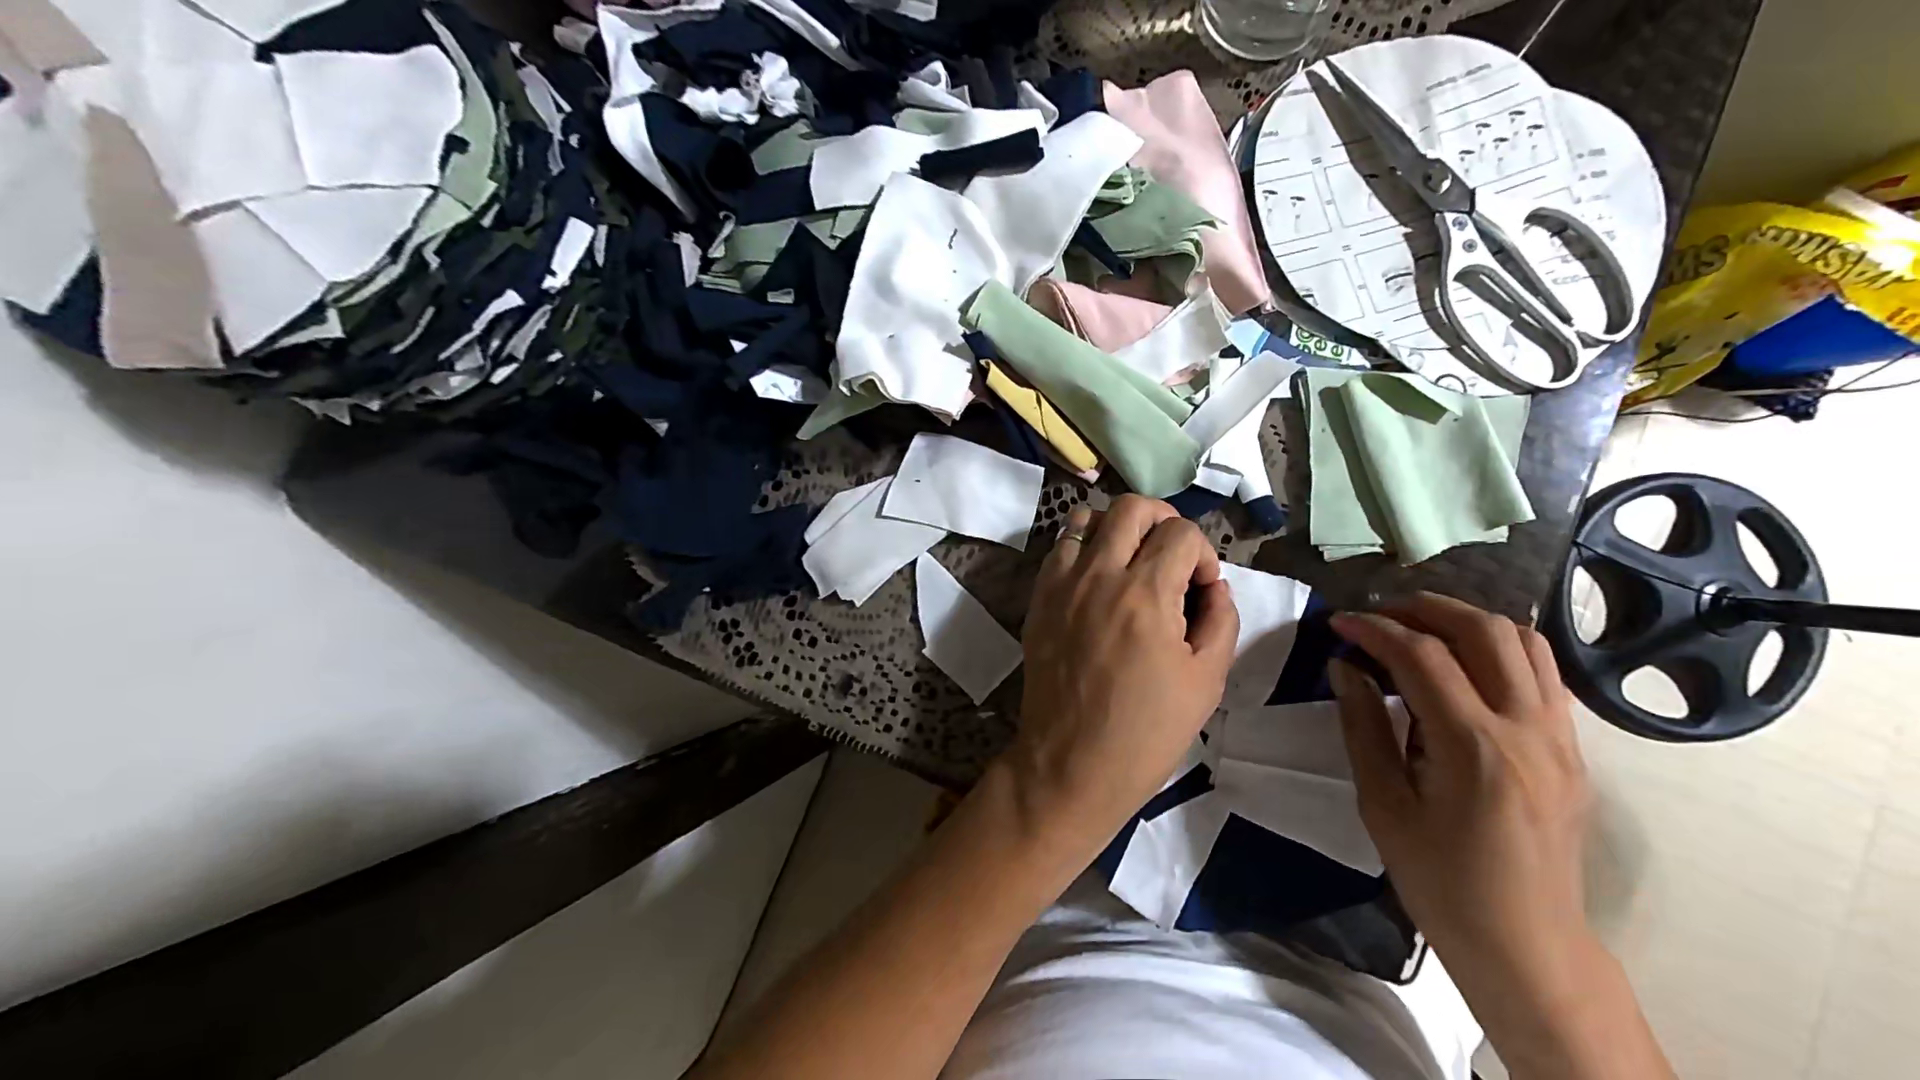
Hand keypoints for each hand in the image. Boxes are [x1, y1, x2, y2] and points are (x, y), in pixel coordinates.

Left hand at [1007, 496, 1240, 838]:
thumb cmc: (1146, 731)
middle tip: (1173, 555)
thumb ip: (1220, 619)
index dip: (1203, 553)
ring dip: (1118, 527)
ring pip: (1087, 517)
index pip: (1181, 533)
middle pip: (1132, 507)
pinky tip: (1100, 580)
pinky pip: (1060, 548)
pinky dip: (1084, 548)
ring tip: (1133, 560)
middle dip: (1164, 520)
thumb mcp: (1207, 681)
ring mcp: (1060, 584)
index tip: (1202, 587)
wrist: (1071, 763)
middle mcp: (1098, 576)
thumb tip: (1213, 584)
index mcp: (1145, 595)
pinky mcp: (1038, 599)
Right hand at [1328, 593, 1594, 1004]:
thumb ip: (1364, 726)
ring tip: (1419, 628)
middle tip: (1378, 615)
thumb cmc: (1439, 877)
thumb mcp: (1383, 804)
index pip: (1422, 656)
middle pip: (1484, 631)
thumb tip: (1345, 667)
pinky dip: (1500, 648)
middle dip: (1423, 609)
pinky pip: (1543, 672)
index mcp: (1474, 746)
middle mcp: (1528, 729)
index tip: (1338, 623)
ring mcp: (1561, 737)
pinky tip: (1463, 663)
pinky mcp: (1572, 749)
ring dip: (1466, 621)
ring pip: (1525, 642)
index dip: (1374, 629)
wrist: (1525, 941)